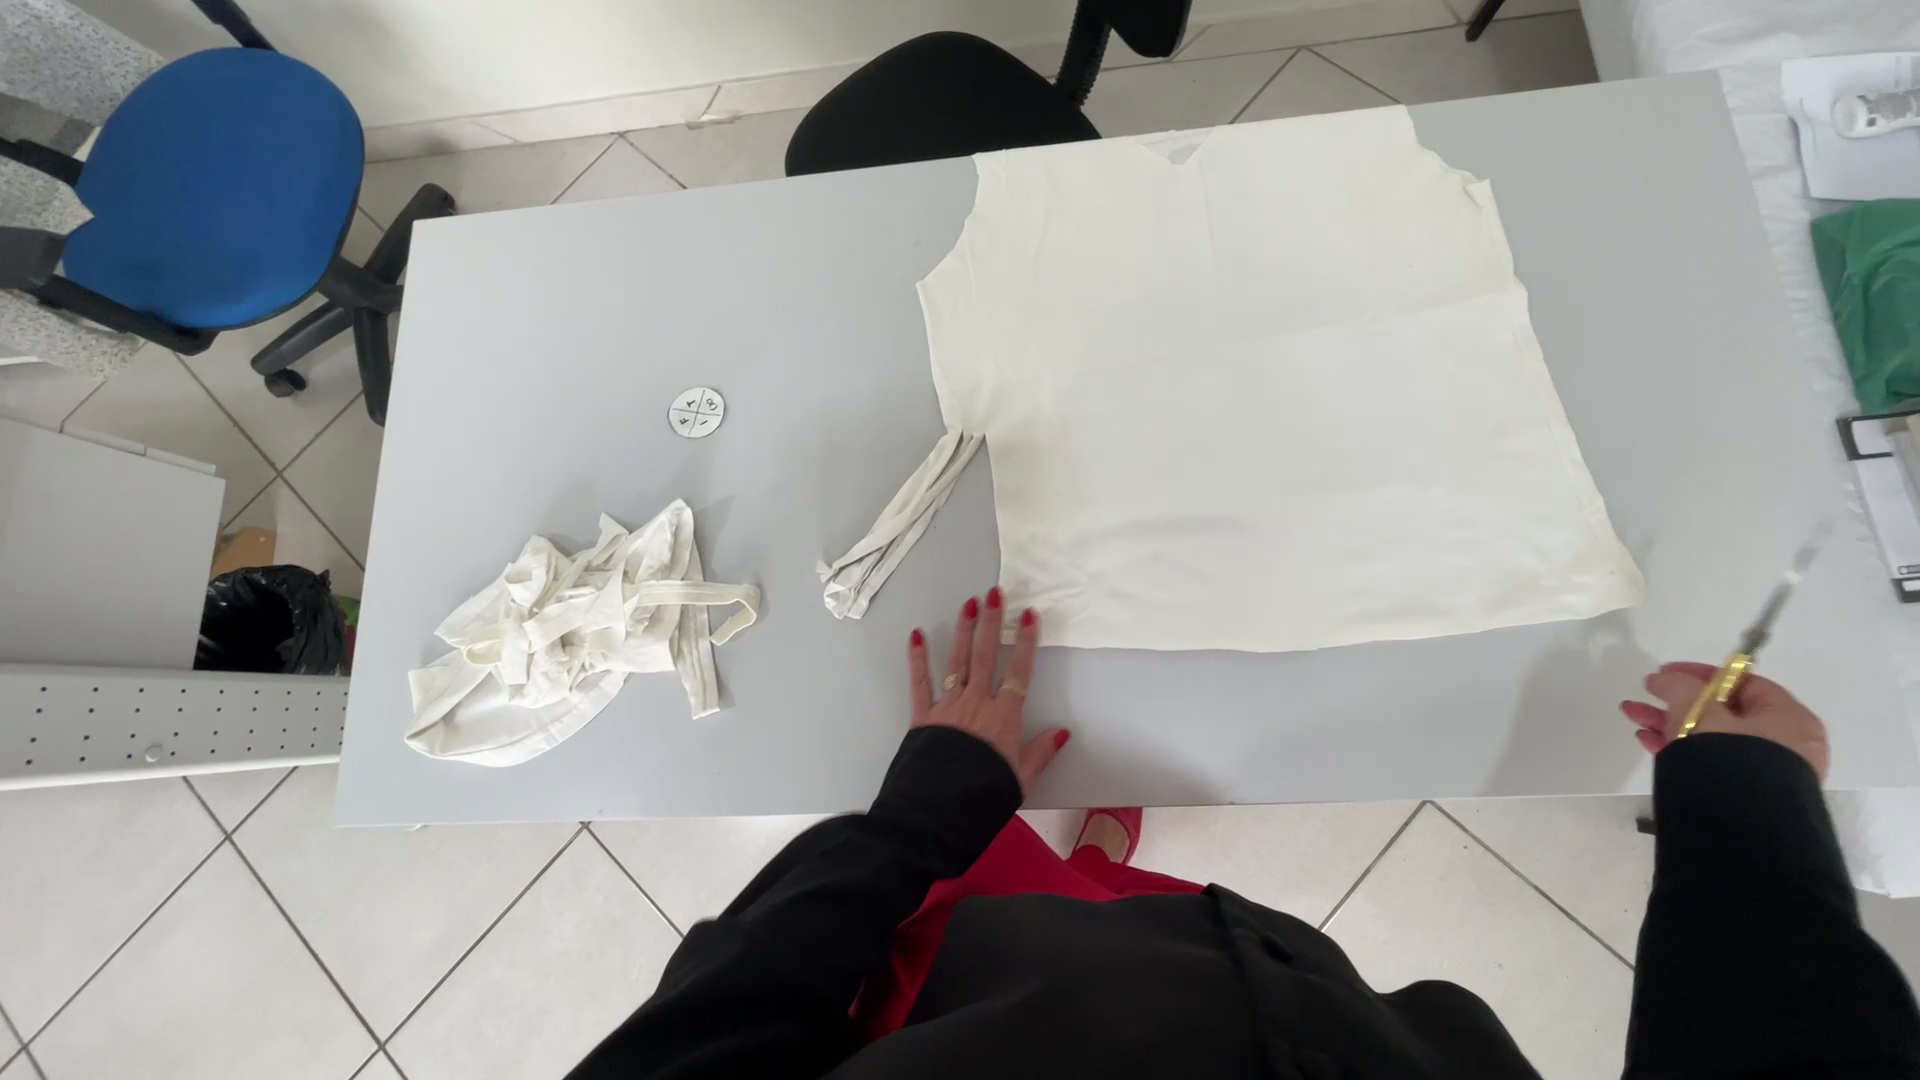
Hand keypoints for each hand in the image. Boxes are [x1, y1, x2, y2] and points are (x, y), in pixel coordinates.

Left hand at [907, 586, 1068, 796]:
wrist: (939, 811)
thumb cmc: (983, 796)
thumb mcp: (1020, 779)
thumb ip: (1040, 753)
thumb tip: (1061, 732)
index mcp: (1004, 717)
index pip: (1019, 671)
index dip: (1025, 641)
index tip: (1029, 616)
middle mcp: (976, 703)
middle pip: (985, 655)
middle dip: (991, 622)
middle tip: (994, 593)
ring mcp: (948, 706)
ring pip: (957, 660)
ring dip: (963, 630)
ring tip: (968, 604)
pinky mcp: (923, 715)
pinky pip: (920, 682)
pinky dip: (917, 658)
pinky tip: (916, 635)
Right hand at [1620, 661, 1830, 780]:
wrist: (1739, 816)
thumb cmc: (1729, 751)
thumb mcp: (1697, 708)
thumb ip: (1679, 686)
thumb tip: (1664, 678)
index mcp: (1788, 717)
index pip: (1745, 683)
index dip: (1702, 673)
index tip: (1665, 672)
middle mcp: (1783, 741)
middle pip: (1721, 709)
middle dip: (1674, 700)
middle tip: (1643, 695)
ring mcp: (1763, 766)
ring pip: (1708, 733)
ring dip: (1666, 720)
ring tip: (1631, 715)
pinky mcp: (1742, 785)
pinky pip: (1707, 756)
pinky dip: (1676, 744)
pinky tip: (1645, 739)